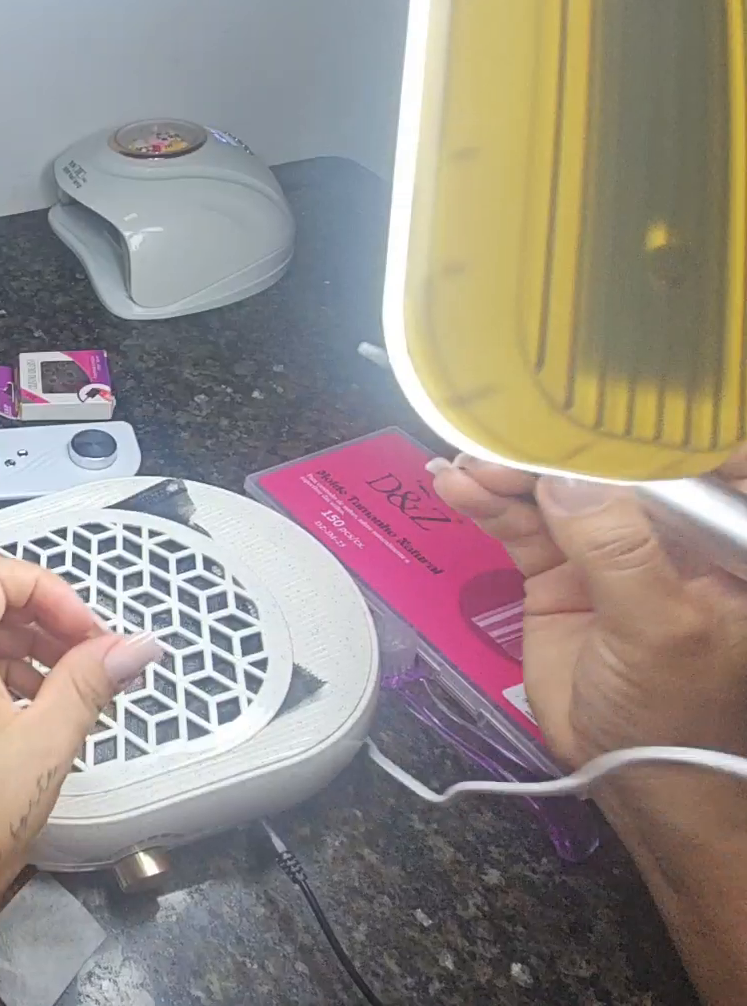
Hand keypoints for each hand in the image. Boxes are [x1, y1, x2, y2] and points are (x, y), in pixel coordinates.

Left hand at [0, 555, 160, 955]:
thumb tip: (141, 643)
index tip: (92, 634)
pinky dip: (13, 674)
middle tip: (98, 661)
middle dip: (47, 620)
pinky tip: (47, 710)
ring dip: (34, 649)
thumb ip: (90, 682)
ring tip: (81, 688)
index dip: (50, 591)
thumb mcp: (46, 743)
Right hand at [429, 455, 746, 767]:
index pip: (707, 469)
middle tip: (495, 448)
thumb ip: (616, 553)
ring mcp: (608, 554)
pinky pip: (517, 526)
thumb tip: (566, 483)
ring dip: (505, 480)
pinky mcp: (556, 572)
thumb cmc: (674, 705)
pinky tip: (453, 488)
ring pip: (554, 497)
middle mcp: (674, 540)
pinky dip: (483, 506)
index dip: (654, 434)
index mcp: (730, 547)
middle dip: (554, 458)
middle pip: (611, 476)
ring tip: (460, 470)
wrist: (623, 764)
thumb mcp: (657, 628)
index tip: (588, 408)